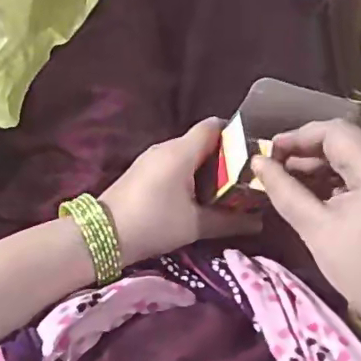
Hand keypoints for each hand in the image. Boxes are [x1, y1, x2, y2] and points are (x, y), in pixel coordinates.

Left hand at [100, 118, 260, 265]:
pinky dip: (187, 176)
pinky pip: (171, 165)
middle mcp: (165, 148)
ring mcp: (149, 159)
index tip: (252, 155)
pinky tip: (196, 198)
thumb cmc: (153, 223)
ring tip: (225, 191)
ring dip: (205, 169)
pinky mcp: (140, 172)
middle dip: (224, 157)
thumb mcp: (195, 225)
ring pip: (186, 155)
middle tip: (244, 179)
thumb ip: (230, 221)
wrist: (101, 235)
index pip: (214, 126)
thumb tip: (259, 222)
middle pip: (201, 141)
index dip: (236, 135)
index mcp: (181, 151)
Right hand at [251, 120, 360, 329]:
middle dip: (309, 151)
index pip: (334, 131)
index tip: (269, 153)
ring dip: (327, 164)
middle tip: (277, 170)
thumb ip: (285, 191)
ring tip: (295, 183)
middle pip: (349, 140)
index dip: (297, 137)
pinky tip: (324, 193)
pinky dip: (347, 176)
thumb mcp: (316, 230)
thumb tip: (257, 163)